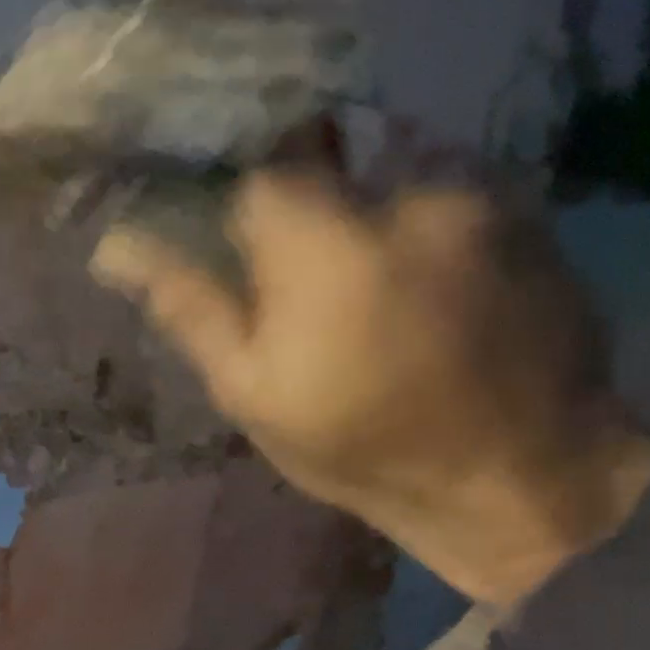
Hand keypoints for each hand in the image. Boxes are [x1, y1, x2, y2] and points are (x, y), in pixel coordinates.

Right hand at [92, 168, 649, 605]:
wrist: (521, 474)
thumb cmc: (358, 442)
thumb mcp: (249, 390)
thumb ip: (191, 306)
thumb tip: (116, 247)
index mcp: (328, 246)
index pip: (263, 181)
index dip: (242, 222)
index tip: (243, 269)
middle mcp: (410, 200)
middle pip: (331, 174)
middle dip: (308, 224)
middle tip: (306, 294)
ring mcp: (485, 204)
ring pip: (392, 184)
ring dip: (369, 226)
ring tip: (371, 299)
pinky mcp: (533, 219)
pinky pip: (451, 200)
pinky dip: (424, 234)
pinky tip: (427, 297)